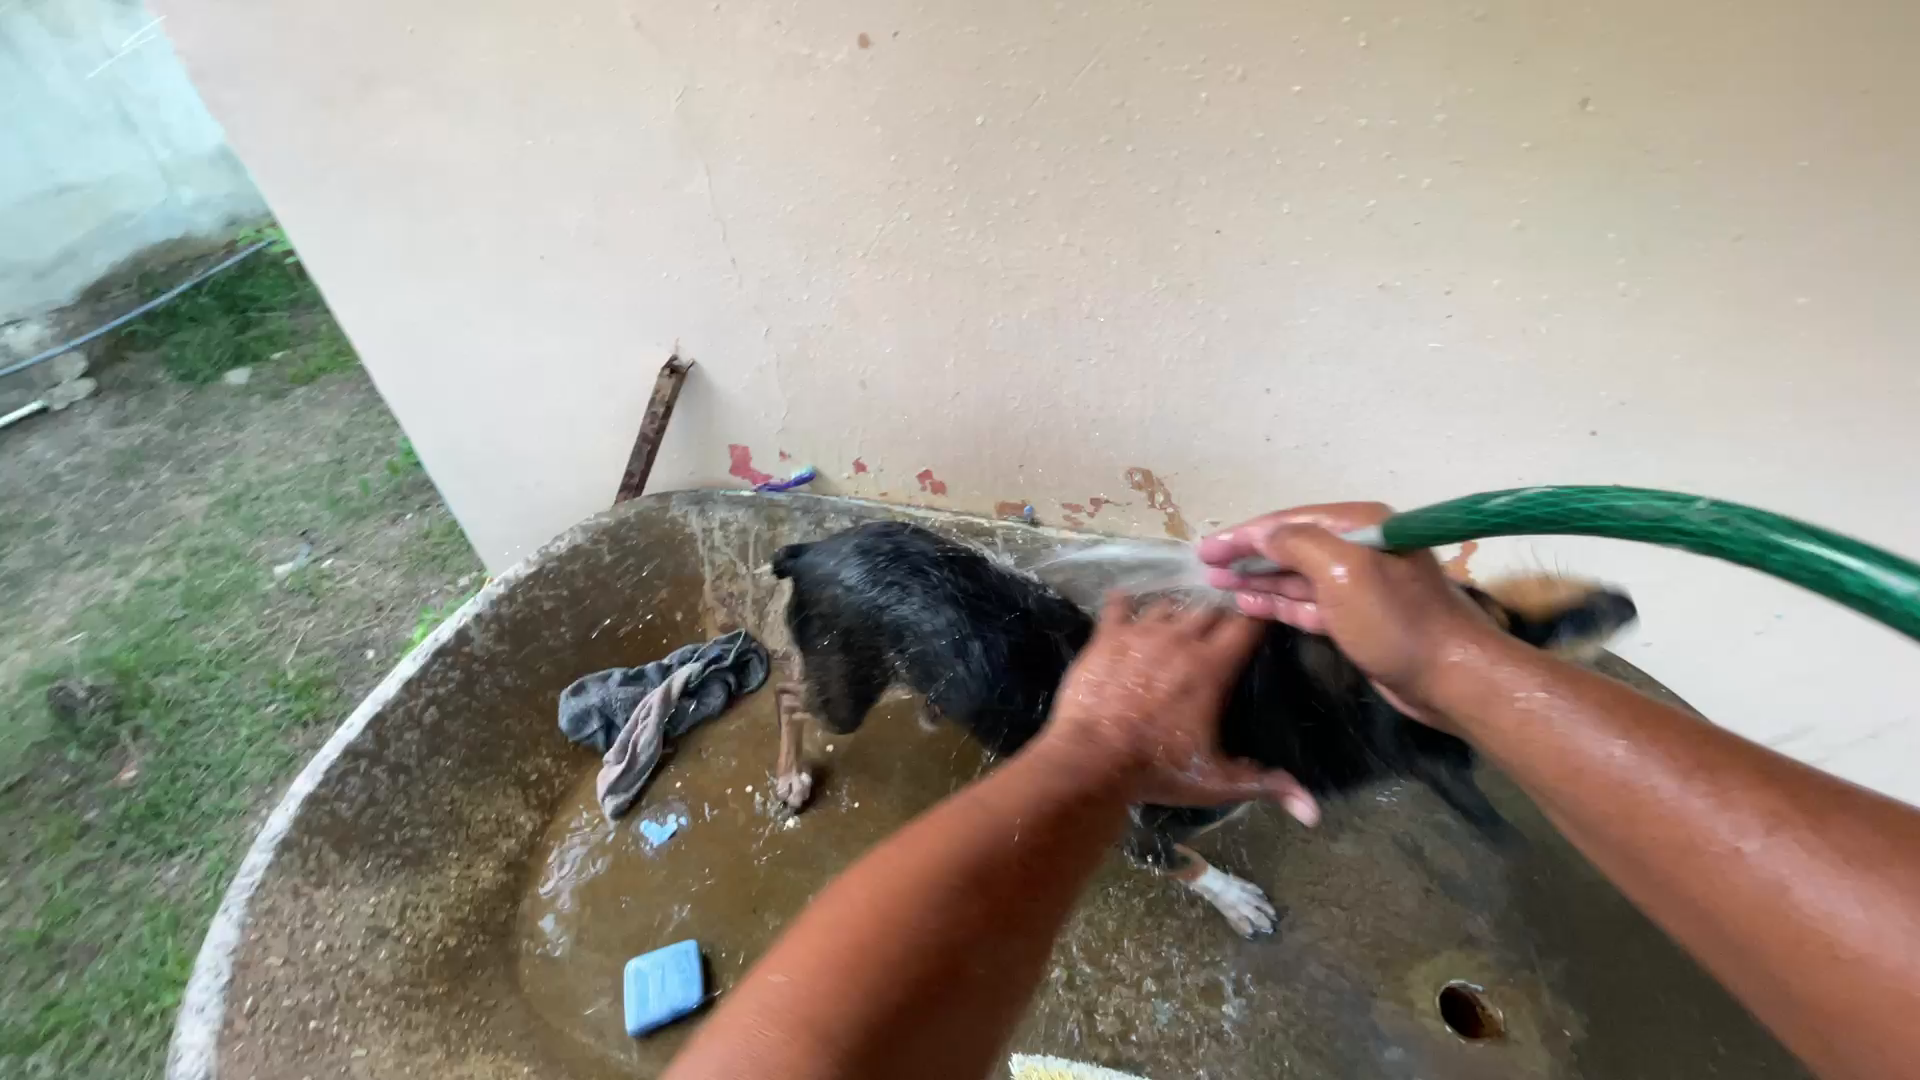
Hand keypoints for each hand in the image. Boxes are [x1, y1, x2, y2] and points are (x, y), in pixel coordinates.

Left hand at [1036, 595, 1319, 823]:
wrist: (1091, 759)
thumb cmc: (1156, 769)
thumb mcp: (1215, 782)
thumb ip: (1266, 785)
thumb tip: (1314, 813)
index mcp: (1211, 667)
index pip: (1247, 624)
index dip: (1256, 620)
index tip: (1261, 623)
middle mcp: (1178, 640)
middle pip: (1209, 609)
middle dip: (1218, 617)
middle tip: (1218, 633)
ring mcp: (1139, 634)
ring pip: (1168, 605)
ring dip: (1177, 613)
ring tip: (1177, 626)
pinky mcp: (1106, 636)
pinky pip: (1118, 604)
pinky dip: (1126, 604)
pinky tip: (1127, 605)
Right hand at [1196, 502, 1501, 721]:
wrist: (1452, 678)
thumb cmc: (1396, 620)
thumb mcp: (1343, 571)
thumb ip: (1298, 544)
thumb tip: (1262, 534)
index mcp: (1359, 526)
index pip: (1288, 522)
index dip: (1244, 534)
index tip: (1207, 548)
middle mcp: (1357, 549)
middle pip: (1288, 547)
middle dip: (1246, 555)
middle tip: (1205, 566)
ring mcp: (1356, 585)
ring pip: (1293, 577)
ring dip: (1256, 578)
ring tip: (1218, 583)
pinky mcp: (1354, 618)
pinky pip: (1304, 603)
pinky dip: (1275, 601)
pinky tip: (1248, 602)